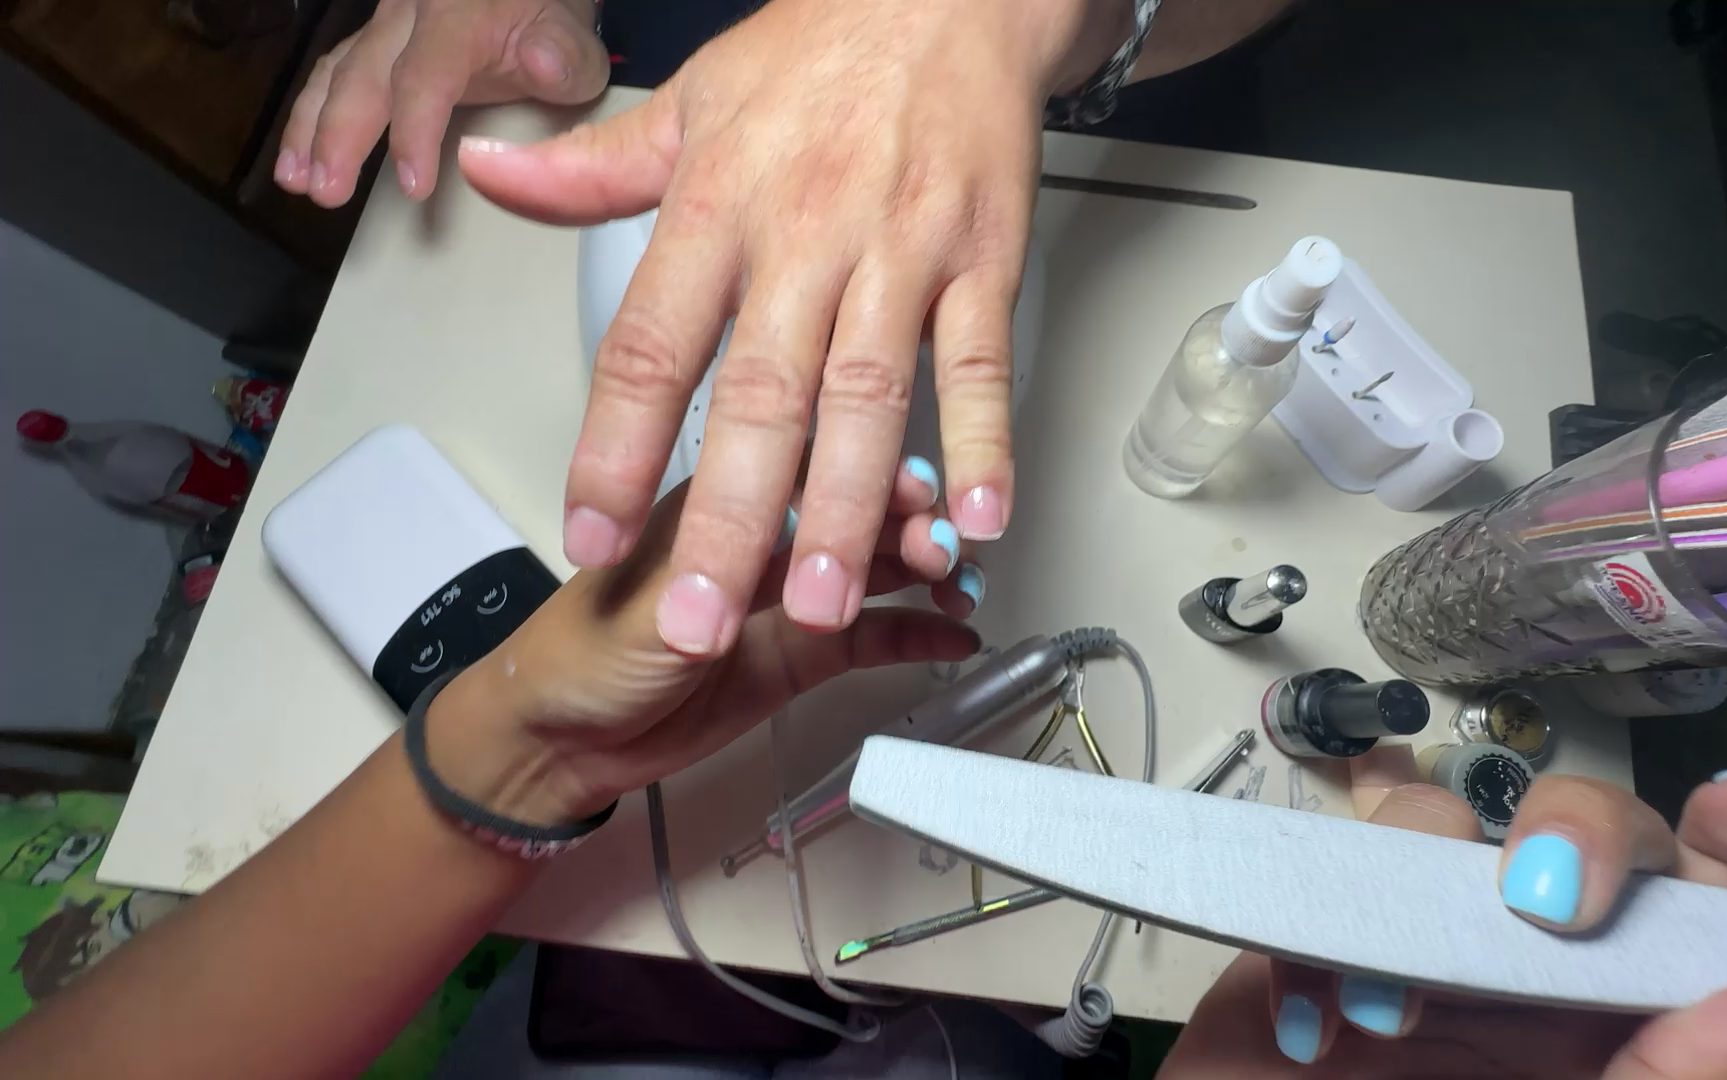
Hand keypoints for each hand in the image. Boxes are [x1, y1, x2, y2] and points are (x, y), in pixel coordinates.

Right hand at [274, 0, 607, 206]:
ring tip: (299, 180)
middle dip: (339, 137)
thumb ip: (562, 58)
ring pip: (338, 75)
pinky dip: (315, 115)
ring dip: (312, 130)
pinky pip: (338, 76)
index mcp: (455, 18)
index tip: (412, 184)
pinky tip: (302, 154)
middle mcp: (407, 15)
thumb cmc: (554, 26)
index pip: (423, 77)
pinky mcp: (381, 44)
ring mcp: (388, 28)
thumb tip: (542, 63)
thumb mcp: (574, 44)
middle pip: (363, 77)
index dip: (413, 131)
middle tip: (327, 192)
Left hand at [427, 457, 982, 824]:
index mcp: (723, 500)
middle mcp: (770, 537)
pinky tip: (957, 634)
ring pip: (877, 569)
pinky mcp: (810, 650)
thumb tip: (797, 562)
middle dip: (907, 522)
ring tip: (962, 585)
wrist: (564, 742)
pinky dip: (917, 634)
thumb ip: (717, 583)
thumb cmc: (579, 657)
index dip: (867, 474)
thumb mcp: (637, 614)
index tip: (917, 489)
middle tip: (945, 545)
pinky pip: (876, 637)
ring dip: (924, 571)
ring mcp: (796, 594)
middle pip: (855, 514)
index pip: (808, 469)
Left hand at [457, 0, 1104, 653]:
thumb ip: (598, 164)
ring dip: (848, 510)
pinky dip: (981, 445)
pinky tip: (978, 519)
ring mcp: (901, 256)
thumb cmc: (822, 52)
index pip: (648, 347)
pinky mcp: (983, 266)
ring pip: (865, 399)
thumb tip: (494, 179)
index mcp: (719, 206)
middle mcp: (804, 240)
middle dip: (731, 523)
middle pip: (758, 401)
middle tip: (706, 621)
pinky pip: (979, 367)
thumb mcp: (693, 99)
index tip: (593, 541)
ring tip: (829, 604)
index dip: (613, 451)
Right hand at [1162, 755, 1726, 1078]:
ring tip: (1383, 1015)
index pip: (1700, 916)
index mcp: (1613, 1024)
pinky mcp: (1318, 927)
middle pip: (1567, 826)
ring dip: (1406, 887)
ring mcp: (1414, 936)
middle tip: (1543, 901)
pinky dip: (1309, 937)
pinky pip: (1317, 873)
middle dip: (1571, 827)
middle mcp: (1523, 965)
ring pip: (1428, 821)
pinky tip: (1308, 1026)